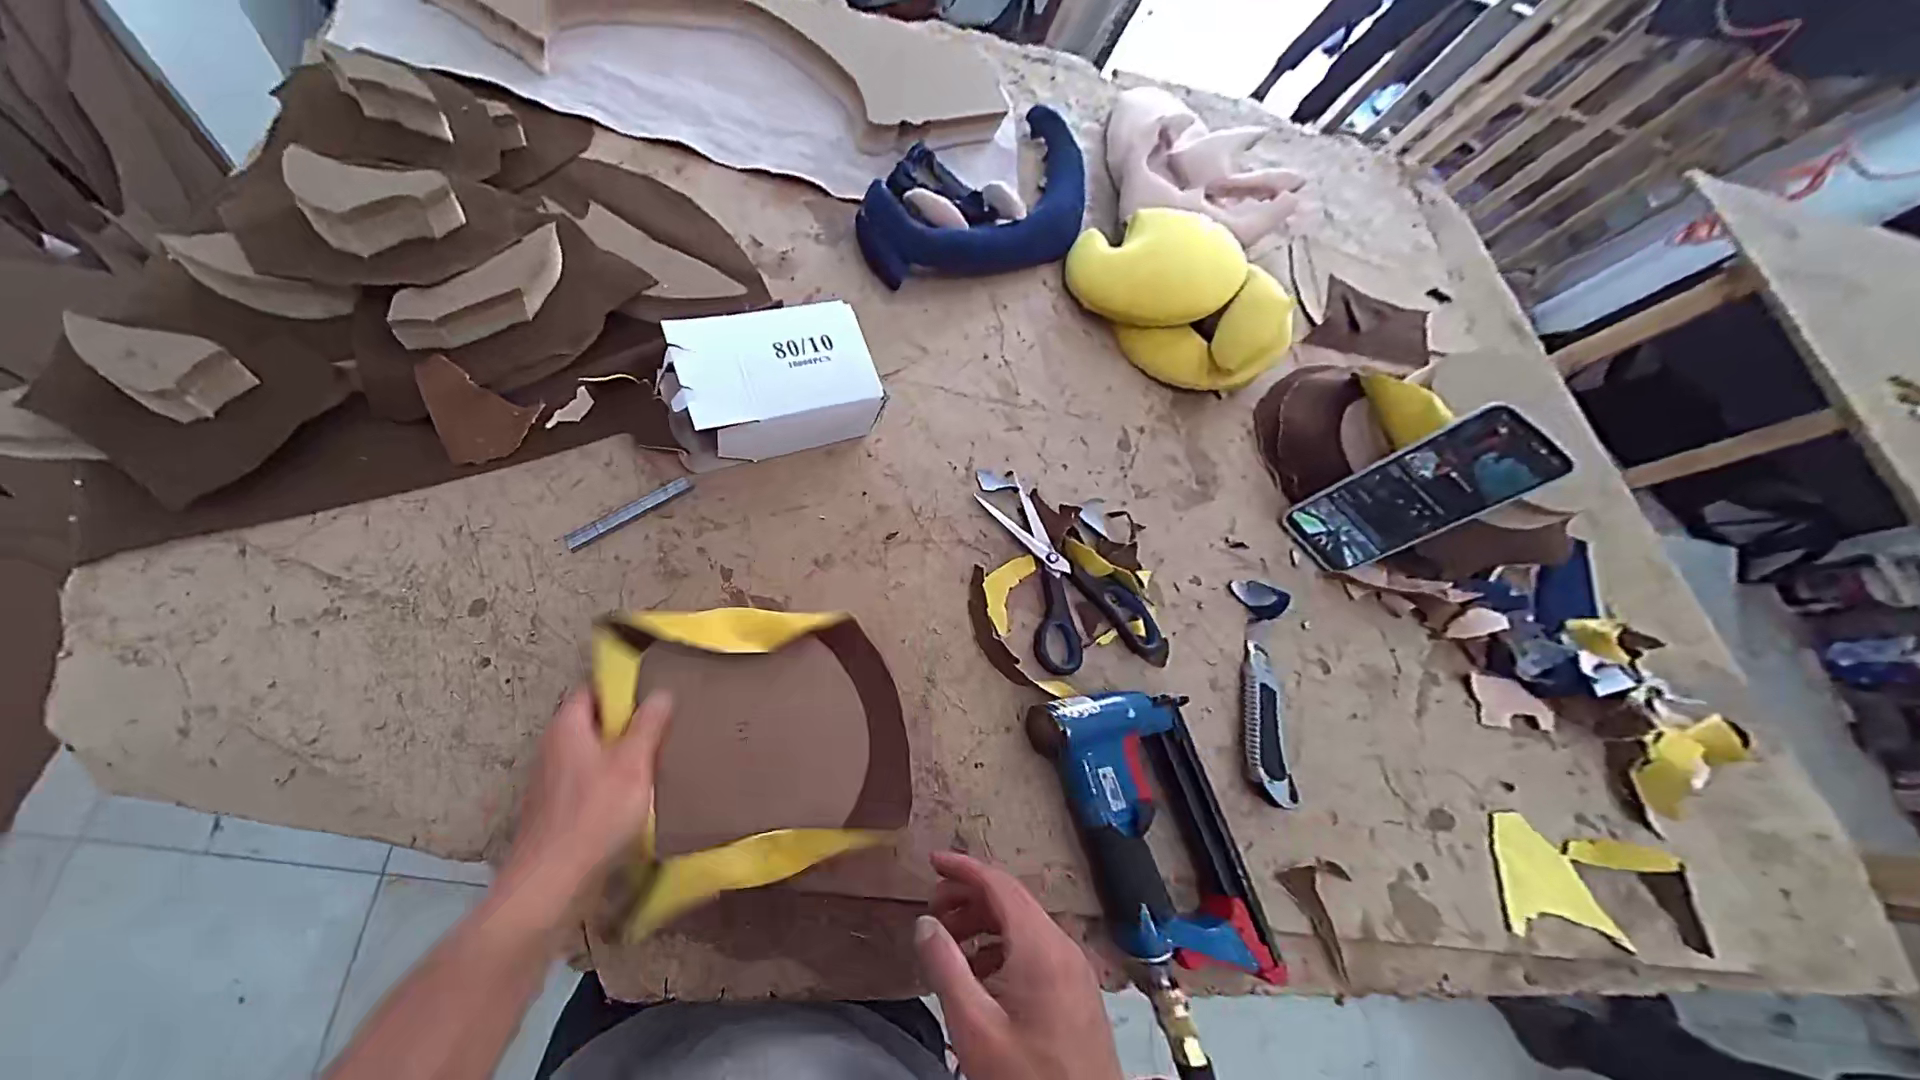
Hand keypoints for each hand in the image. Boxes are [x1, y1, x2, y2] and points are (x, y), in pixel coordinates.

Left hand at [499, 688, 672, 923]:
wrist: (552, 884)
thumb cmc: (596, 814)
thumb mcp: (634, 763)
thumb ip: (648, 725)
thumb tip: (661, 693)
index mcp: (567, 728)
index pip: (592, 690)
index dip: (621, 689)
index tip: (653, 694)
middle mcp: (553, 749)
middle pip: (594, 723)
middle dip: (627, 724)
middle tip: (664, 726)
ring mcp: (551, 782)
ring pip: (593, 754)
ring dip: (622, 755)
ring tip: (657, 759)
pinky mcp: (557, 811)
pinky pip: (590, 782)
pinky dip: (612, 781)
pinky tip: (636, 796)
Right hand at [913, 851, 1122, 1079]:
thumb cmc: (1026, 1078)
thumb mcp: (974, 1026)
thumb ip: (945, 967)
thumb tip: (924, 923)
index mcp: (1040, 945)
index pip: (998, 884)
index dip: (962, 867)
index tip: (932, 861)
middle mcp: (1062, 945)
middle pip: (1011, 901)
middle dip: (968, 898)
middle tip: (932, 913)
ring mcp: (1074, 967)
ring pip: (1023, 925)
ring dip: (983, 924)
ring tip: (949, 944)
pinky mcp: (1076, 989)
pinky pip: (1035, 949)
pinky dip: (1002, 948)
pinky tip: (979, 975)